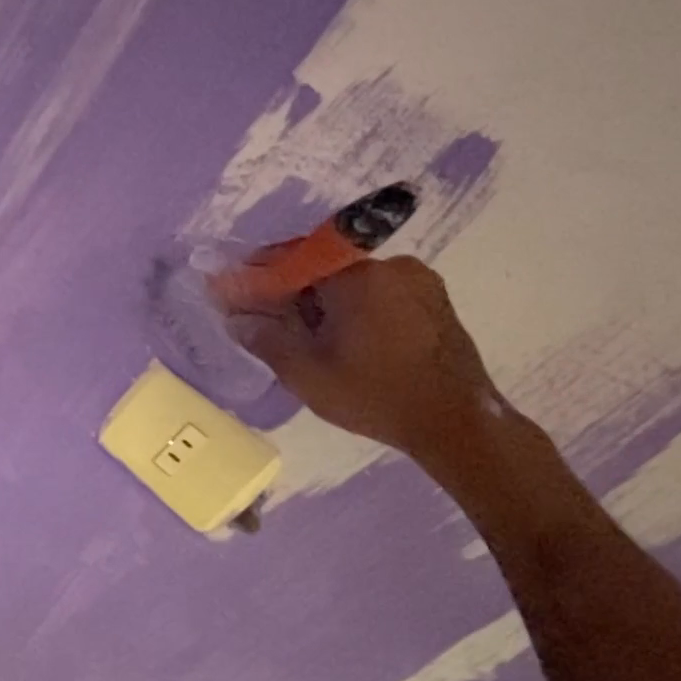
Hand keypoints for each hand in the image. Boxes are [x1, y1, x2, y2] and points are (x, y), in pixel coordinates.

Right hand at [226, 257, 504, 459]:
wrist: (456, 420)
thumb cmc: (374, 395)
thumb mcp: (306, 374)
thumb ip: (266, 339)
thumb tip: (236, 317)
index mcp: (355, 277)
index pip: (291, 260)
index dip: (254, 274)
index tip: (225, 286)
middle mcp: (389, 266)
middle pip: (321, 269)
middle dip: (286, 289)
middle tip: (258, 315)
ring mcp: (417, 281)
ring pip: (349, 283)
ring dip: (319, 301)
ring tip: (298, 333)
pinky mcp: (432, 301)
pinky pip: (376, 294)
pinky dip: (349, 308)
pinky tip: (337, 337)